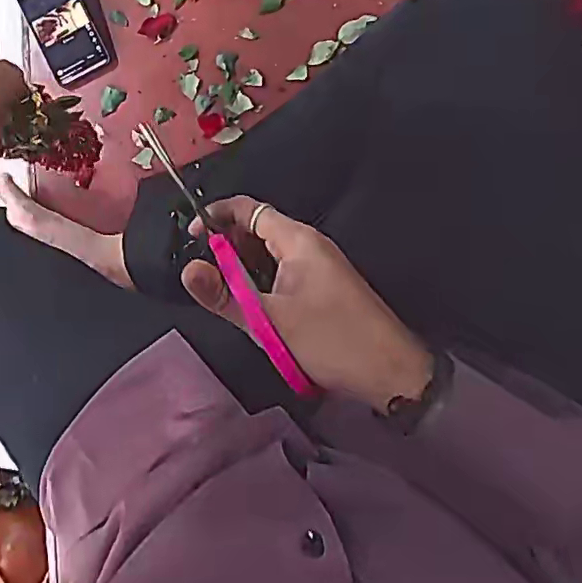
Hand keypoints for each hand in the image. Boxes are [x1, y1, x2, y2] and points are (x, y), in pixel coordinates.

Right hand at [184, 197, 433, 411]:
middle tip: (207, 273)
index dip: (216, 215)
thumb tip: (188, 271)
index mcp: (297, 239)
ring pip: (268, 252)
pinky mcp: (323, 283)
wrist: (393, 374)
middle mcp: (308, 243)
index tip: (192, 237)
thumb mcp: (270, 321)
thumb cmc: (332, 341)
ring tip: (226, 293)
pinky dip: (261, 279)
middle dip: (227, 244)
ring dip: (243, 266)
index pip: (248, 208)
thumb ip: (225, 295)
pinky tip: (253, 305)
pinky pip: (282, 269)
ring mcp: (318, 263)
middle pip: (256, 228)